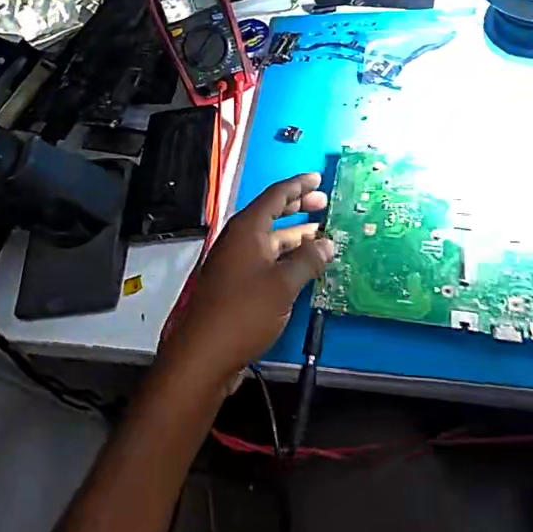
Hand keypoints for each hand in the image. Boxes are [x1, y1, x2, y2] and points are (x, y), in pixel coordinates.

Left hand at [158, 173, 331, 391]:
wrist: (206, 353)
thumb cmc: (245, 311)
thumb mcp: (283, 284)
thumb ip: (307, 261)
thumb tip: (327, 243)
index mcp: (247, 228)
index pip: (275, 195)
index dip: (298, 185)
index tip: (317, 178)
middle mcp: (239, 239)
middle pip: (271, 214)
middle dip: (298, 207)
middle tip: (324, 203)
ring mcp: (236, 261)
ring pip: (270, 239)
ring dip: (295, 235)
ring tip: (322, 235)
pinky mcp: (236, 283)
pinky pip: (266, 259)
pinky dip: (286, 257)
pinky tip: (304, 266)